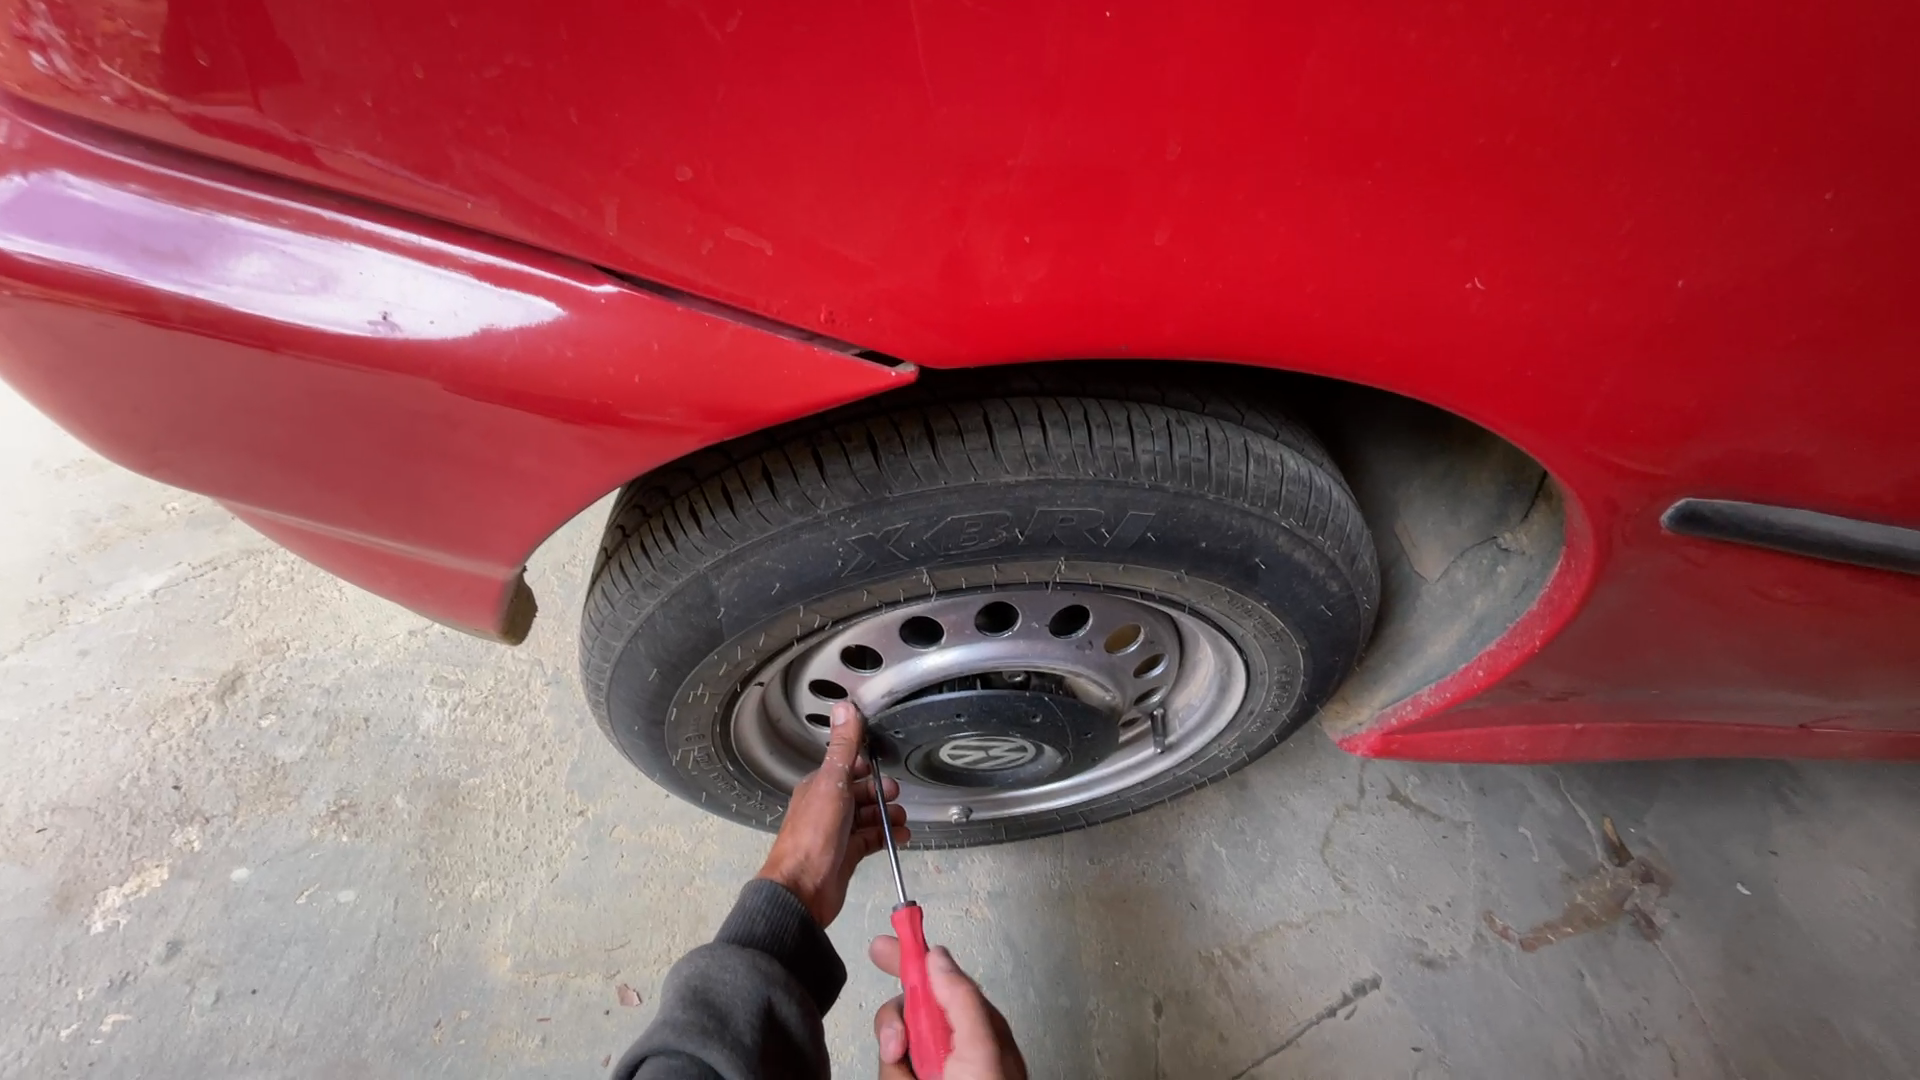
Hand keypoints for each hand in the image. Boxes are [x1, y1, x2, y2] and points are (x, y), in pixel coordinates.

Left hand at [756, 700, 908, 928]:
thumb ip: (843, 747)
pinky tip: (900, 837)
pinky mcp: (846, 855)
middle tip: (894, 797)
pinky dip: (887, 836)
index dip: (866, 766)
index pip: (845, 767)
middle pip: (860, 792)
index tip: (882, 768)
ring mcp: (836, 833)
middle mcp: (826, 807)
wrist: (802, 892)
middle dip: (880, 792)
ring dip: (887, 815)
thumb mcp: (832, 784)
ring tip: (900, 820)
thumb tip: (845, 707)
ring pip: (868, 816)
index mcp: (817, 787)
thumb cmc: (813, 837)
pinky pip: (871, 839)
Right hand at [871, 938, 1026, 1079]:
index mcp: (977, 1027)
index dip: (911, 958)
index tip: (882, 945)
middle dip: (896, 1026)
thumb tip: (936, 955)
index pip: (939, 978)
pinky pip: (890, 1077)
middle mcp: (953, 1048)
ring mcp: (931, 1074)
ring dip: (897, 1071)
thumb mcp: (982, 1052)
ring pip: (892, 1052)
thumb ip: (960, 999)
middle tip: (898, 1049)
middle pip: (908, 1011)